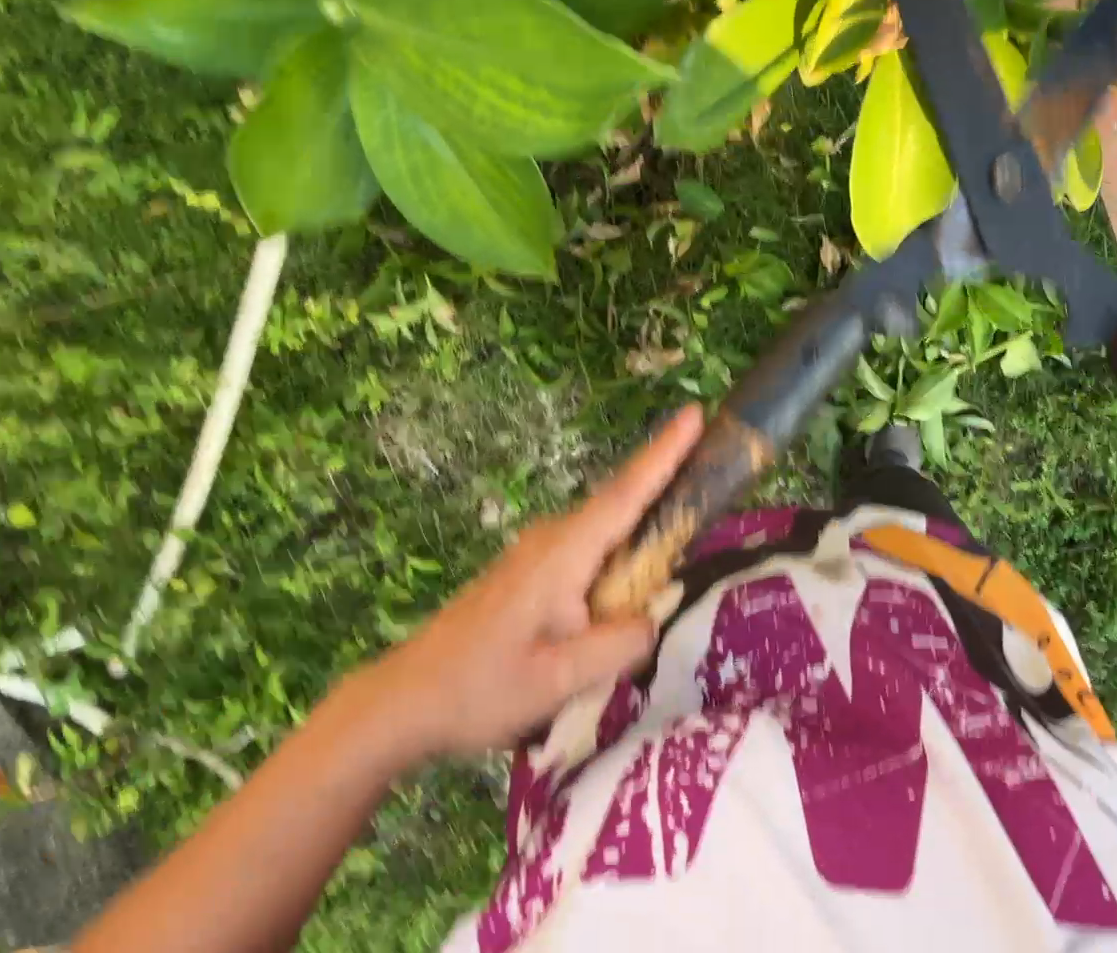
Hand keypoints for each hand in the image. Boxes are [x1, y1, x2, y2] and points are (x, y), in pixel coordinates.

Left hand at [354, 406, 704, 764]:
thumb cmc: (479, 689)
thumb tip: (655, 615)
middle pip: (624, 508)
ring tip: (673, 567)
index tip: (694, 413)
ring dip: (645, 540)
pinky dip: (621, 561)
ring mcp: (539, 554)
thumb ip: (620, 643)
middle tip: (714, 490)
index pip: (625, 494)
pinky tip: (627, 596)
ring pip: (609, 536)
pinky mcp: (533, 573)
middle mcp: (552, 540)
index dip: (664, 453)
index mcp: (563, 555)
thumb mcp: (560, 680)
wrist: (403, 702)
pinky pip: (592, 554)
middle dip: (669, 493)